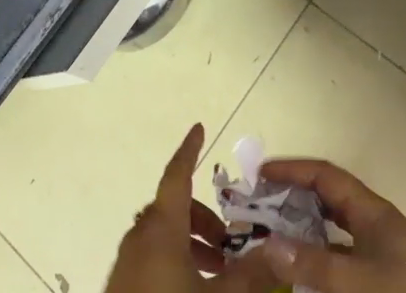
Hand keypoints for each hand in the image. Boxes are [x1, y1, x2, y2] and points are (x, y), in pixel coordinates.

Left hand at [106, 124, 279, 292]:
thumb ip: (252, 273)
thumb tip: (283, 250)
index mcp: (162, 228)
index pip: (177, 176)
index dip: (189, 151)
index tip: (200, 128)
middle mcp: (141, 236)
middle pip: (174, 208)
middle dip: (206, 218)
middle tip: (233, 243)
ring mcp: (128, 262)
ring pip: (163, 235)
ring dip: (193, 242)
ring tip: (221, 272)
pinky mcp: (123, 285)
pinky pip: (153, 257)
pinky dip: (176, 259)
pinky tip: (197, 288)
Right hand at [256, 159, 405, 292]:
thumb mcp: (359, 284)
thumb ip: (313, 266)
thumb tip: (266, 245)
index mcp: (372, 213)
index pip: (325, 176)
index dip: (291, 170)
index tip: (257, 175)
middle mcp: (376, 226)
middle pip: (327, 201)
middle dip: (292, 201)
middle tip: (256, 212)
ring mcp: (383, 255)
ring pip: (334, 234)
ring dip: (304, 235)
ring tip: (270, 244)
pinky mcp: (386, 281)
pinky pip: (344, 262)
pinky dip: (320, 264)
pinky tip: (302, 281)